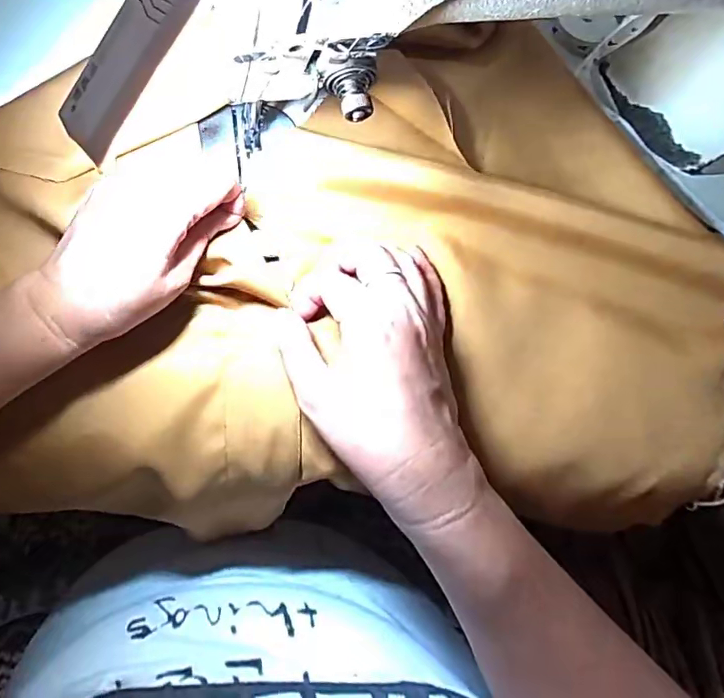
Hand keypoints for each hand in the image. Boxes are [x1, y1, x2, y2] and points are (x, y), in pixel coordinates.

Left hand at [26, 147, 244, 353]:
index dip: (232, 197)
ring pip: (174, 163)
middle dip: (212, 188)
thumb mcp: (175, 277)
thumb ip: (205, 234)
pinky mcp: (106, 183)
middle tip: (209, 221)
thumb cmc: (121, 301)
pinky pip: (147, 171)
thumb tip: (227, 212)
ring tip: (180, 219)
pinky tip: (153, 214)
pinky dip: (161, 185)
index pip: (220, 176)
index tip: (229, 219)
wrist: (63, 302)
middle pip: (199, 164)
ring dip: (187, 185)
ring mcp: (121, 179)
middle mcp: (145, 183)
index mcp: (168, 208)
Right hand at [278, 242, 483, 532]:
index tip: (300, 322)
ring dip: (372, 261)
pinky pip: (430, 279)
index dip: (308, 295)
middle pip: (371, 254)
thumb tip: (283, 318)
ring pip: (402, 258)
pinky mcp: (439, 329)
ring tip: (351, 282)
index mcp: (371, 319)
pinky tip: (396, 272)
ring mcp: (426, 316)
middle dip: (339, 263)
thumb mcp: (315, 395)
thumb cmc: (367, 435)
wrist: (426, 468)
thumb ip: (294, 347)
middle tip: (323, 291)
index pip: (332, 280)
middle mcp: (403, 307)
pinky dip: (410, 266)